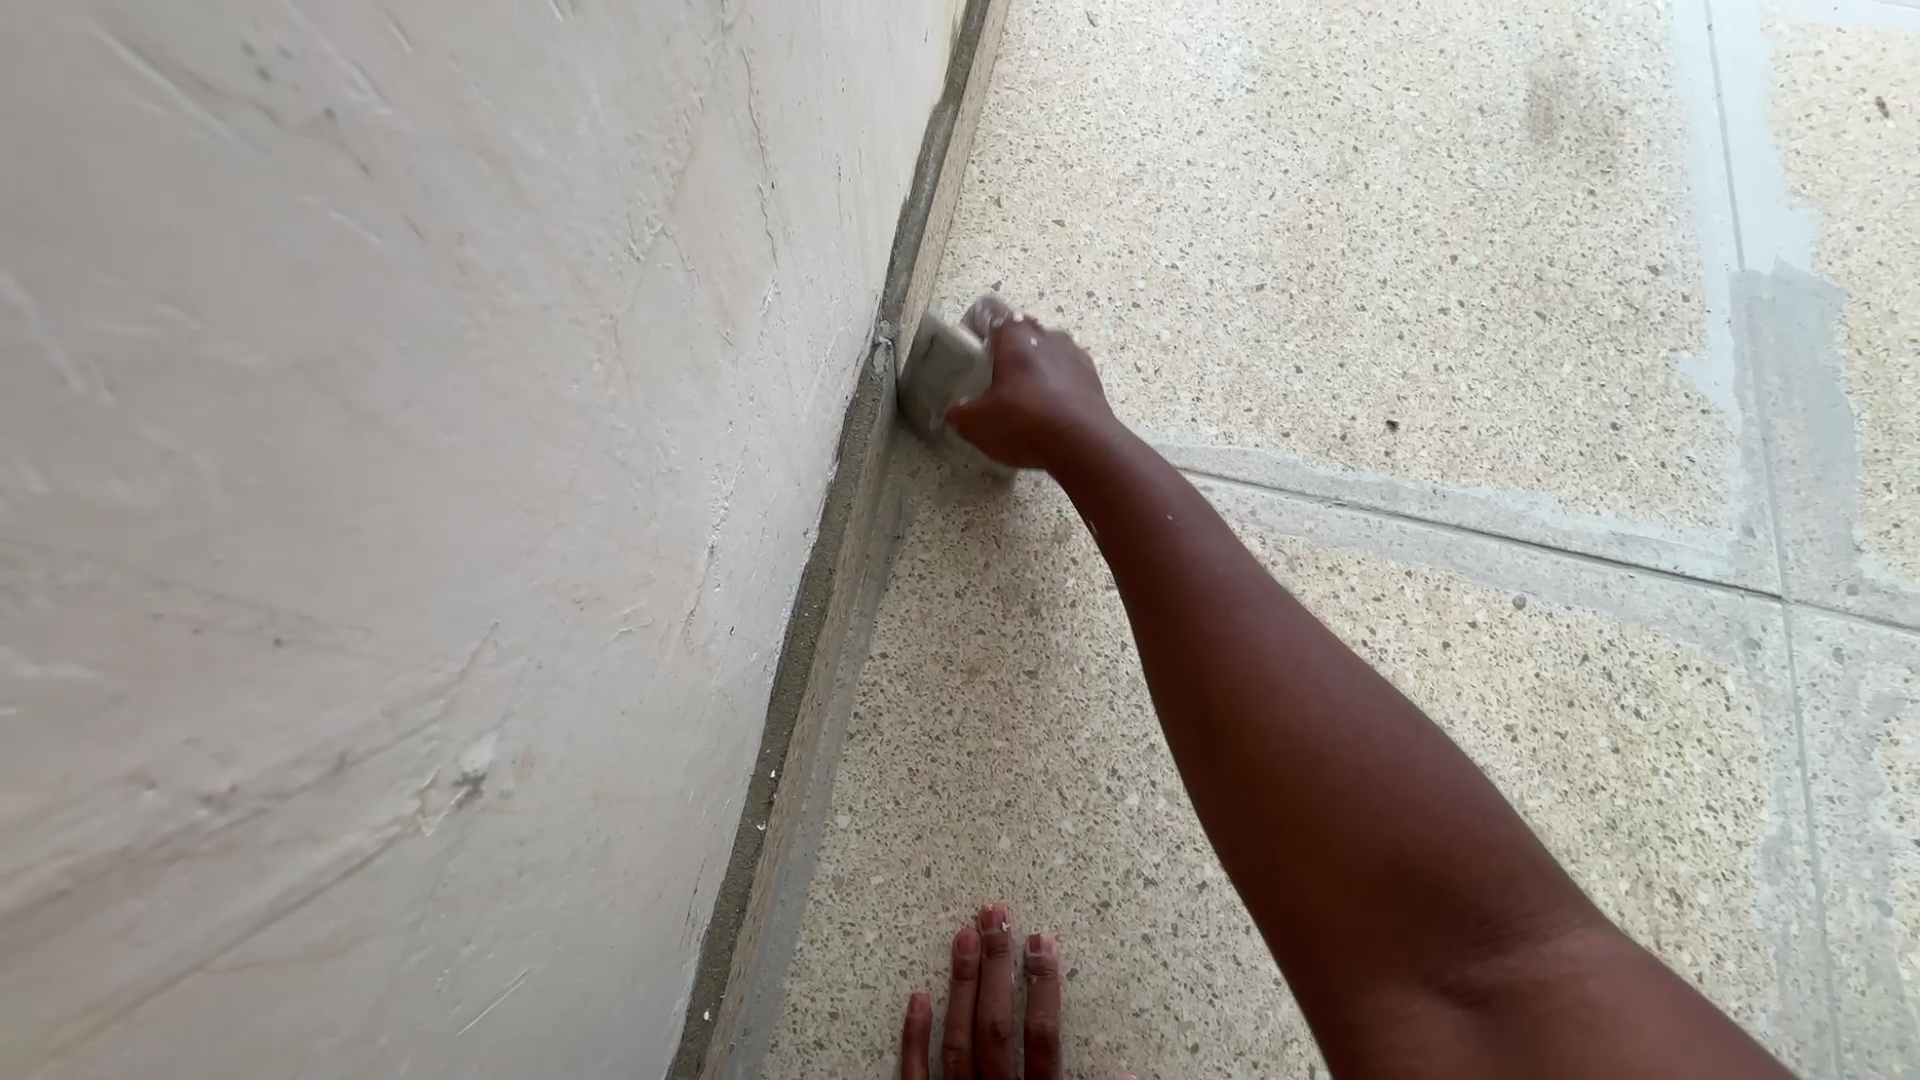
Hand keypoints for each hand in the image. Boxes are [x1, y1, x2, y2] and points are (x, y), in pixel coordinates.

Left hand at [899, 903, 1129, 1079]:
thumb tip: (1124, 1073)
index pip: (1042, 1043)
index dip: (1044, 989)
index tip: (1043, 941)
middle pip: (996, 1031)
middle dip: (998, 969)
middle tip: (998, 915)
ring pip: (956, 1042)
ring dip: (961, 985)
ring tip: (964, 934)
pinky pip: (913, 1079)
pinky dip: (913, 1037)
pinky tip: (917, 996)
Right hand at [944, 298, 1117, 471]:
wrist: (1084, 445)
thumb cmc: (1025, 423)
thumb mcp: (976, 423)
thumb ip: (959, 413)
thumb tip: (955, 413)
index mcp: (1014, 335)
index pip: (988, 310)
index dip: (973, 325)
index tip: (968, 350)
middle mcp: (1046, 334)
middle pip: (1019, 329)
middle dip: (1004, 349)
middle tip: (992, 379)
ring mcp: (1074, 353)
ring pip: (1045, 350)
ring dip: (1032, 366)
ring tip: (1023, 398)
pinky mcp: (1092, 376)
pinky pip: (1066, 371)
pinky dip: (1055, 385)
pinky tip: (1048, 412)